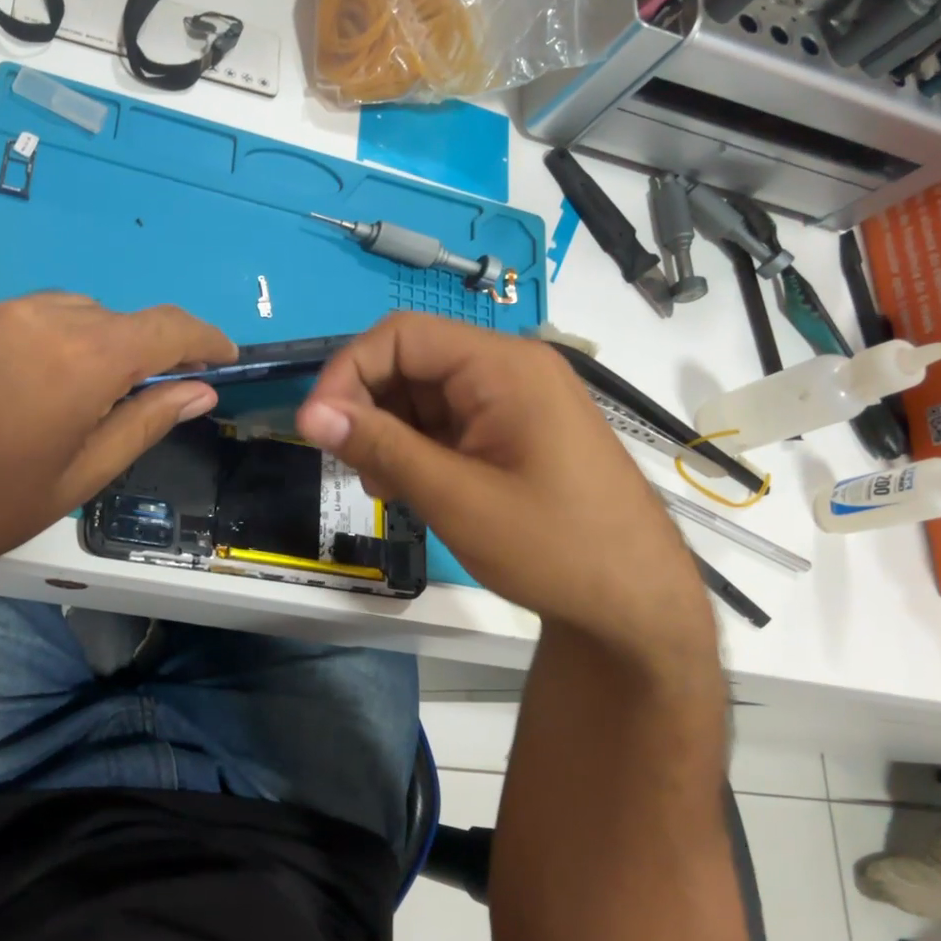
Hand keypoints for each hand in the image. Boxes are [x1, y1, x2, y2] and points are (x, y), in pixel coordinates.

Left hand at [0, 293, 235, 610]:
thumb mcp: (83, 475)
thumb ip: (146, 421)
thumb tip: (200, 390)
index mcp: (82, 358)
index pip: (165, 327)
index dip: (203, 339)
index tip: (222, 359)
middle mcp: (41, 317)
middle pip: (116, 319)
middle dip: (144, 351)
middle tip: (147, 397)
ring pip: (70, 313)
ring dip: (94, 344)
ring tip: (82, 400)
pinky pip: (24, 319)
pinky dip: (47, 342)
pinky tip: (30, 390)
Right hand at [295, 314, 713, 658]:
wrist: (633, 603)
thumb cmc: (550, 547)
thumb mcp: (453, 497)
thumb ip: (379, 447)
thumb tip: (308, 414)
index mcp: (503, 368)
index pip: (401, 337)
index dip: (347, 373)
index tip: (315, 429)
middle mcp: (509, 370)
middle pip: (411, 364)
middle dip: (368, 410)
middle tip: (355, 470)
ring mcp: (515, 402)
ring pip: (423, 397)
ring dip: (390, 436)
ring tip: (388, 489)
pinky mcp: (514, 432)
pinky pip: (447, 423)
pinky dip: (418, 451)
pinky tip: (416, 491)